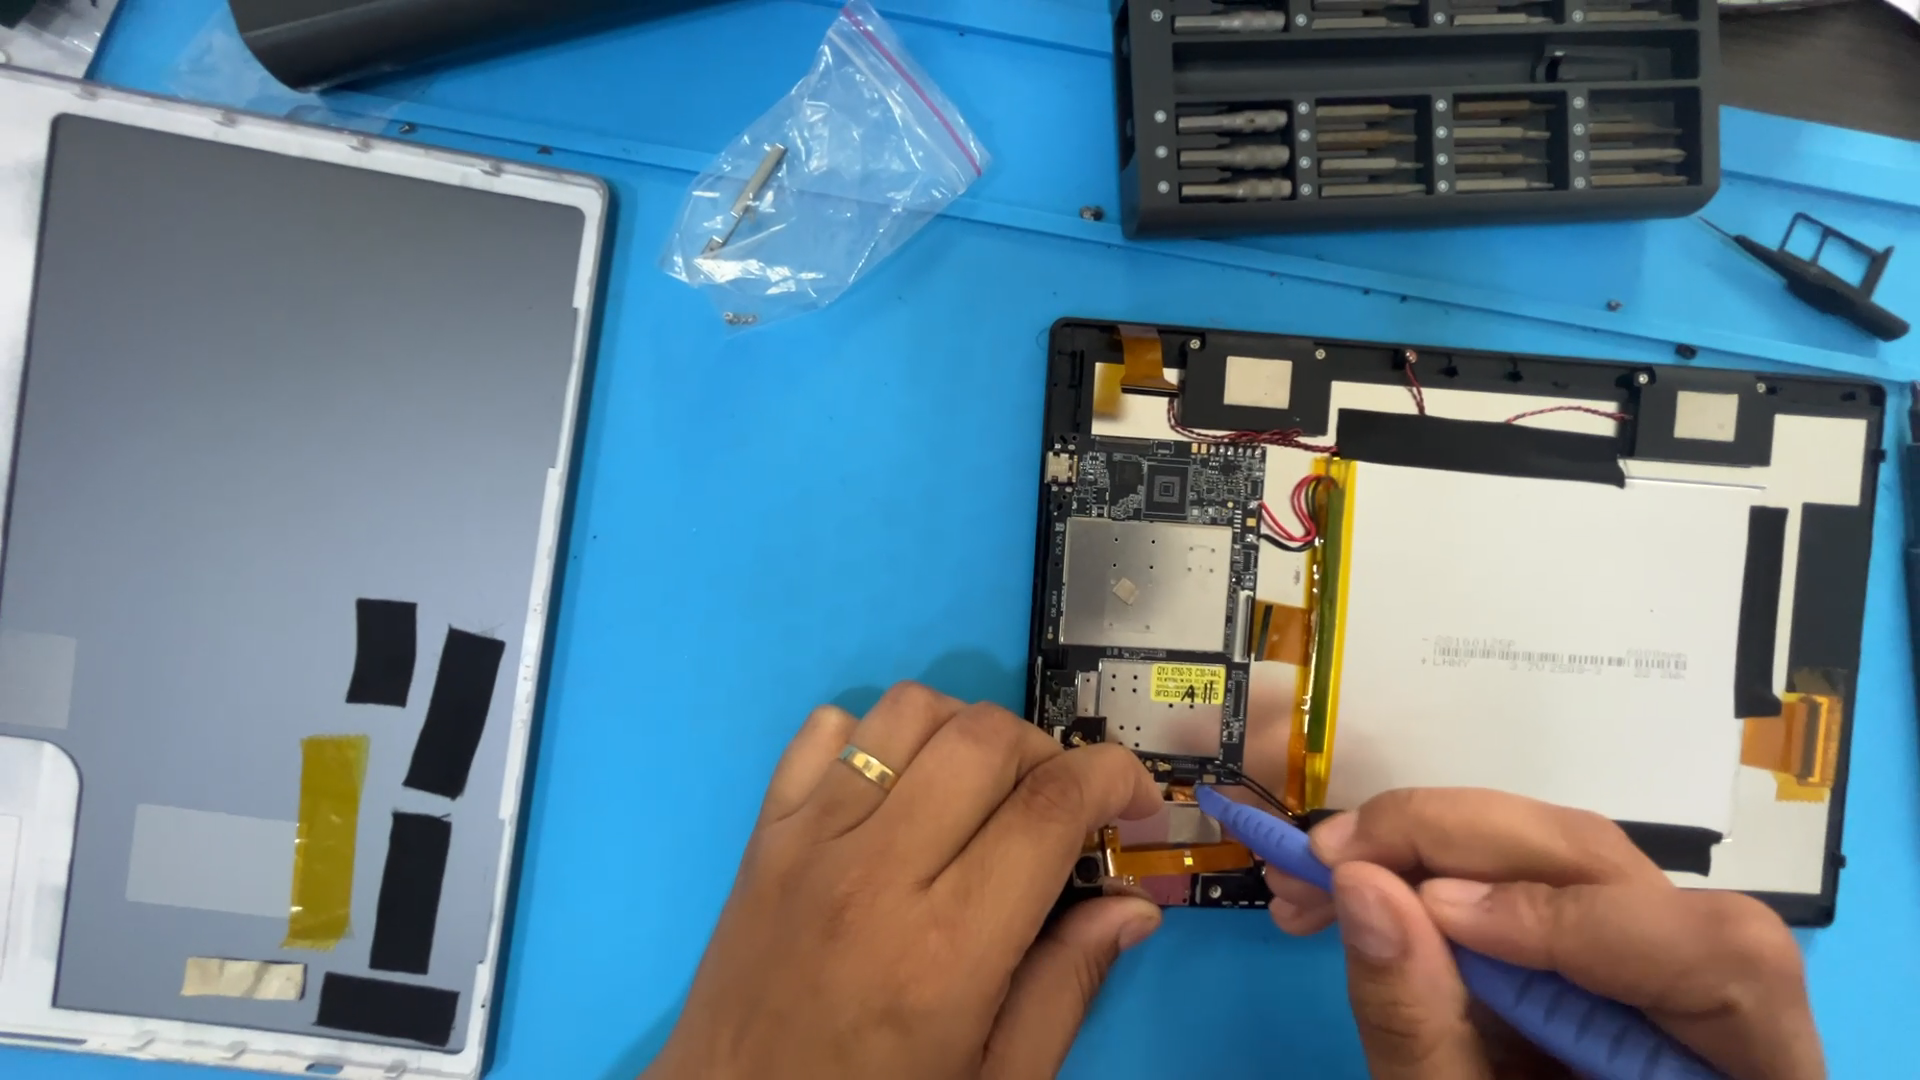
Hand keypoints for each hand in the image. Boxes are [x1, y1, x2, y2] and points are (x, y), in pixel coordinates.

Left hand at [645, 683, 1165, 1079]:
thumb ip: (1068, 984)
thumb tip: (1133, 904)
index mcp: (946, 949)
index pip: (1049, 808)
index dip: (1113, 780)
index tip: (1134, 800)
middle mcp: (876, 871)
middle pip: (984, 737)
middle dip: (1046, 751)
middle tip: (1059, 803)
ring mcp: (810, 838)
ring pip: (909, 710)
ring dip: (965, 728)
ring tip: (981, 785)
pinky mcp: (765, 828)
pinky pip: (824, 729)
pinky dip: (874, 732)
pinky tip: (895, 783)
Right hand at [1264, 788, 1822, 1078]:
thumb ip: (1416, 1027)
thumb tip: (1359, 883)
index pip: (1713, 956)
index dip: (1562, 913)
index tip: (1427, 911)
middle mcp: (1716, 1008)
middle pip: (1604, 865)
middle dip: (1449, 840)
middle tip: (1332, 856)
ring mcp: (1645, 962)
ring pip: (1546, 848)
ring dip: (1416, 842)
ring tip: (1318, 872)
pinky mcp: (1580, 939)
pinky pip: (1505, 866)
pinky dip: (1415, 859)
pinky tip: (1351, 881)